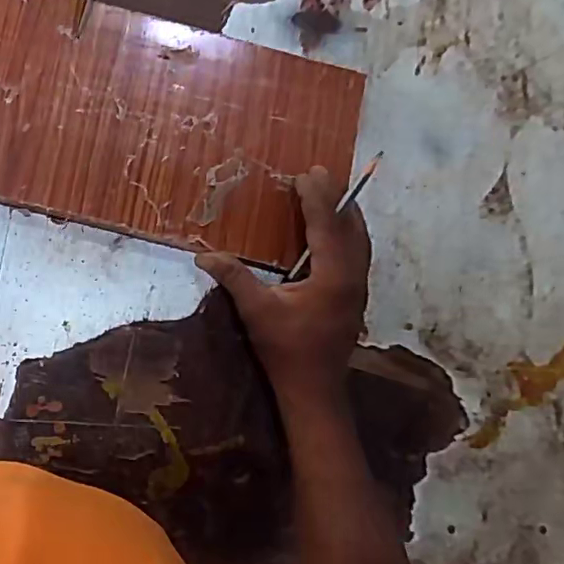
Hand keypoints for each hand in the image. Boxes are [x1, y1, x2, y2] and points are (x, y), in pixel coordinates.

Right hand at [196, 167, 369, 407]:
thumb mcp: (256, 311)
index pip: (327, 226)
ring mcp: (359, 288)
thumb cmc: (286, 350)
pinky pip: (358, 253)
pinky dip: (349, 233)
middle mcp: (353, 277)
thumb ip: (235, 278)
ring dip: (346, 214)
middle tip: (320, 173)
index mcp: (333, 276)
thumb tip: (203, 255)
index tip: (307, 174)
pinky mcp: (356, 297)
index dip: (317, 198)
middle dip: (336, 198)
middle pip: (351, 228)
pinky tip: (337, 231)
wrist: (314, 389)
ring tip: (332, 193)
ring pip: (360, 241)